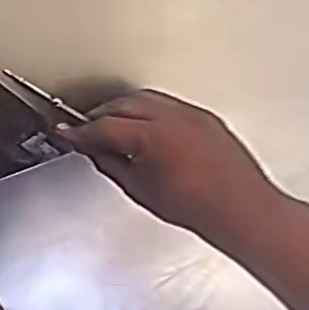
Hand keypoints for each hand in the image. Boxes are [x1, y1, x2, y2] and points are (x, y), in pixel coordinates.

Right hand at [54, 89, 287, 246]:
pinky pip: (167, 104)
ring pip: (144, 99)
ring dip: (123, 110)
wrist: (242, 210)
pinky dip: (147, 112)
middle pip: (122, 104)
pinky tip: (141, 127)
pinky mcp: (205, 118)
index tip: (66, 132)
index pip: (103, 126)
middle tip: (84, 131)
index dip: (79, 131)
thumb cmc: (198, 206)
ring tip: (112, 128)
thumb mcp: (137, 187)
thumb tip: (93, 150)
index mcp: (152, 135)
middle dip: (98, 116)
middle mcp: (174, 118)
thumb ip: (109, 162)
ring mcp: (192, 115)